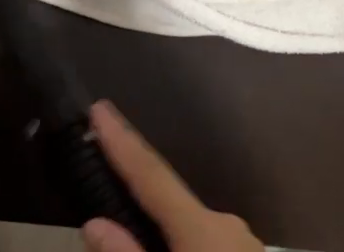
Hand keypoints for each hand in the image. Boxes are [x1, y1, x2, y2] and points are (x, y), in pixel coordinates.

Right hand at [82, 102, 262, 251]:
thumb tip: (96, 226)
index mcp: (204, 232)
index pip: (152, 175)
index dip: (122, 141)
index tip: (99, 106)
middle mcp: (228, 229)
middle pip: (170, 202)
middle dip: (136, 195)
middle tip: (104, 186)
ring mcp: (246, 247)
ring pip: (189, 229)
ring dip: (161, 233)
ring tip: (137, 241)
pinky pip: (207, 246)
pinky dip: (182, 247)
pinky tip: (169, 251)